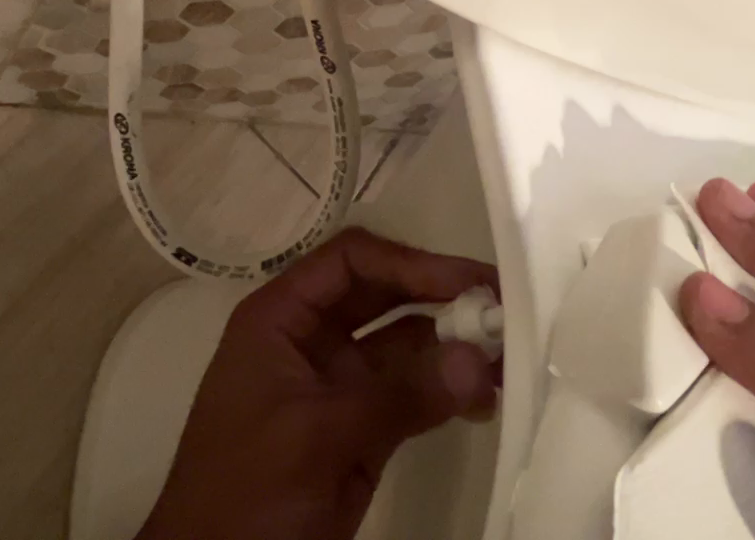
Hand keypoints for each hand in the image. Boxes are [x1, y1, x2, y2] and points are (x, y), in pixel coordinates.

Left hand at [137, 228, 500, 539]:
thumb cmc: (246, 491)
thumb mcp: (315, 436)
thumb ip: (398, 396)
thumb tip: (479, 361)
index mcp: (281, 317)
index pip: (349, 262)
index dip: (408, 263)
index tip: (467, 282)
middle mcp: (312, 337)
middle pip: (383, 294)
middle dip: (439, 297)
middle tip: (504, 308)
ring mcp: (338, 383)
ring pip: (404, 344)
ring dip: (452, 345)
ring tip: (509, 356)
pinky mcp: (362, 428)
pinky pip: (412, 393)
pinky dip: (448, 391)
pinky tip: (486, 399)